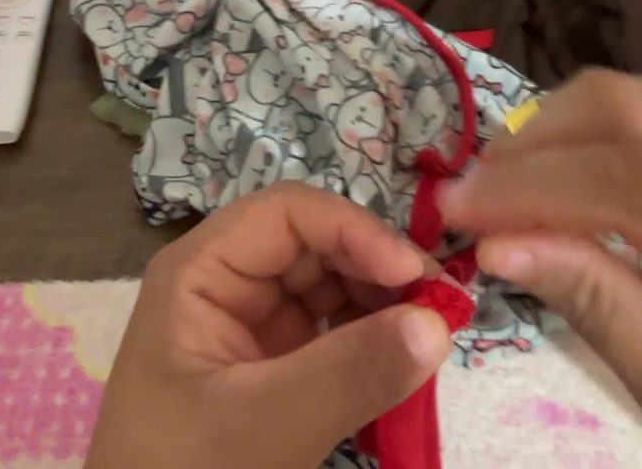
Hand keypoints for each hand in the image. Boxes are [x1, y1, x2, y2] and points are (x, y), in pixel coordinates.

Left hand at [87, 182, 455, 468]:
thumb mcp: (263, 427)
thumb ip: (349, 373)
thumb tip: (439, 324)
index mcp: (201, 270)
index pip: (286, 214)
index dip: (353, 229)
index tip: (414, 274)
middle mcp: (227, 280)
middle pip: (313, 242)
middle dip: (375, 265)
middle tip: (441, 307)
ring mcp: (251, 322)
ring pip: (328, 282)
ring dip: (380, 300)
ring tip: (428, 334)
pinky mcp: (273, 362)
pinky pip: (331, 329)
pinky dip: (369, 338)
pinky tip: (400, 358)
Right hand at [443, 69, 641, 468]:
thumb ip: (601, 309)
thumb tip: (494, 242)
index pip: (634, 179)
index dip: (531, 186)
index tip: (452, 210)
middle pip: (627, 106)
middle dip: (532, 143)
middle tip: (472, 196)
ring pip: (633, 94)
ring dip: (555, 133)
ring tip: (506, 190)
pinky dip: (592, 137)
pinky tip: (565, 182)